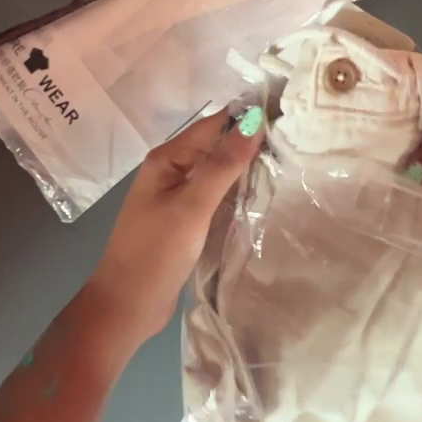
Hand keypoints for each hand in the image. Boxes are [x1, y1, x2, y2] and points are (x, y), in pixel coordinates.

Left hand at [85, 110, 264, 342]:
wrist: (126, 308)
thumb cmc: (155, 253)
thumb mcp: (193, 206)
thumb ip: (223, 165)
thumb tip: (254, 120)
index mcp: (167, 159)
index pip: (213, 124)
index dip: (246, 117)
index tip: (287, 113)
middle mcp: (171, 171)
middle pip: (215, 146)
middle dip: (249, 141)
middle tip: (295, 139)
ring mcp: (177, 197)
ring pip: (217, 172)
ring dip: (245, 168)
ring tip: (287, 162)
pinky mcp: (184, 221)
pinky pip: (215, 196)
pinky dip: (236, 193)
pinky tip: (261, 197)